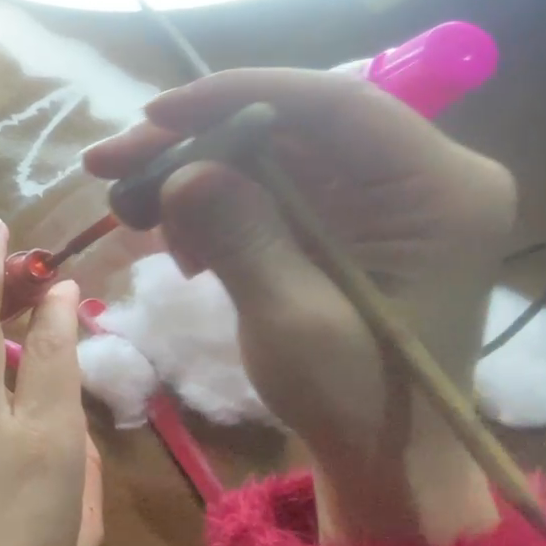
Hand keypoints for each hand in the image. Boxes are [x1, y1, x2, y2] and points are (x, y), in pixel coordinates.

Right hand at [84, 69, 513, 545]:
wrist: (382, 447)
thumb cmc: (354, 393)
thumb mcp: (293, 319)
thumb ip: (244, 239)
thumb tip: (181, 174)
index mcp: (437, 190)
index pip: (337, 106)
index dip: (239, 97)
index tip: (153, 114)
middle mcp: (412, 177)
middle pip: (289, 127)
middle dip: (193, 140)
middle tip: (108, 161)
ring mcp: (373, 199)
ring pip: (265, 156)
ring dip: (190, 177)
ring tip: (129, 211)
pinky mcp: (338, 222)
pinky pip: (261, 192)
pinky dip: (206, 210)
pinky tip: (177, 246)